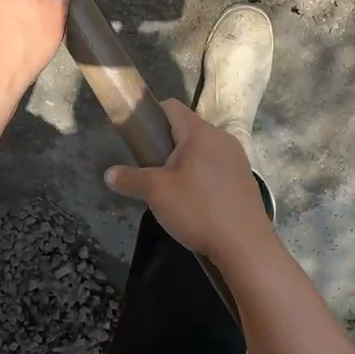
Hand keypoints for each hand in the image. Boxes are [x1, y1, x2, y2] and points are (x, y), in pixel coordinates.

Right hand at [104, 100, 274, 263]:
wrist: (245, 247)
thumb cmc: (198, 210)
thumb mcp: (156, 193)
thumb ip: (130, 179)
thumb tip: (109, 174)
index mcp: (200, 132)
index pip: (171, 107)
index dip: (151, 116)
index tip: (138, 138)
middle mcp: (221, 137)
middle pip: (187, 129)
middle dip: (166, 145)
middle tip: (151, 170)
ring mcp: (237, 158)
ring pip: (202, 149)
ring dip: (185, 162)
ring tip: (172, 189)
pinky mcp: (245, 178)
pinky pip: (217, 166)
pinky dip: (202, 175)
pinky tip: (196, 202)